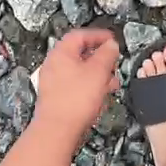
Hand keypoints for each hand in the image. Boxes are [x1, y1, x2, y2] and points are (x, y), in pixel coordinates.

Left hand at [31, 27, 121, 141]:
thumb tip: (111, 45)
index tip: (112, 40)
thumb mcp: (98, 71)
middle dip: (100, 57)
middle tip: (113, 61)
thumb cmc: (75, 99)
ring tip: (112, 82)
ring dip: (97, 73)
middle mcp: (54, 64)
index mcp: (61, 52)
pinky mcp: (55, 97)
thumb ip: (107, 54)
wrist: (57, 131)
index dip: (98, 35)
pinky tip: (100, 95)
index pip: (80, 35)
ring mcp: (53, 82)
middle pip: (79, 53)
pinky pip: (75, 85)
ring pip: (78, 70)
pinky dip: (89, 86)